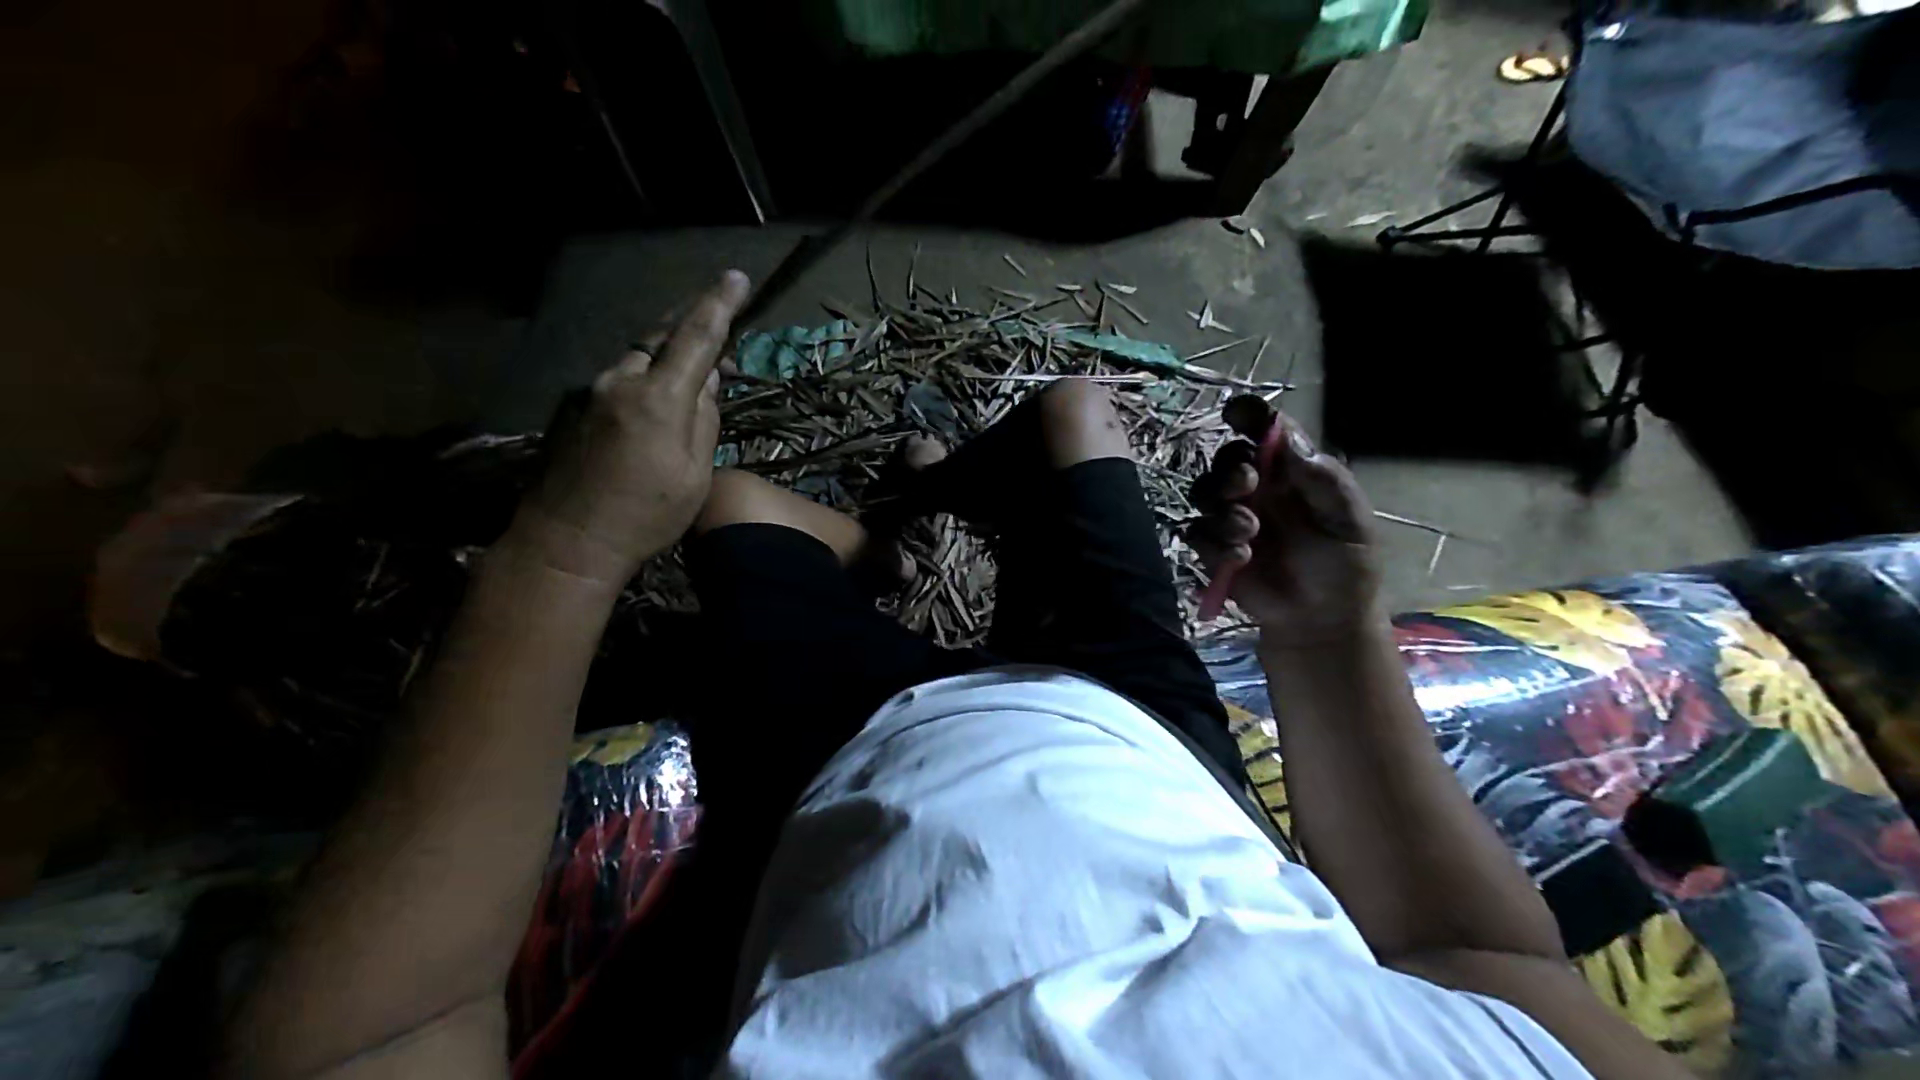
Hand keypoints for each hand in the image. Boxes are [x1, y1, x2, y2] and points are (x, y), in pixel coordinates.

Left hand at [516, 270, 749, 584]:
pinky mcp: (582, 409)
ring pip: (641, 357)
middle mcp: (623, 382)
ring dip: (669, 354)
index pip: (696, 338)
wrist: (570, 540)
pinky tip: (660, 398)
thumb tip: (709, 378)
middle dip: (692, 322)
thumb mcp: (695, 473)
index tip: (737, 277)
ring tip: (695, 369)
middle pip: (663, 337)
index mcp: (659, 398)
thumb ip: (705, 418)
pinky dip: (649, 375)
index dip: (719, 305)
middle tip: (718, 314)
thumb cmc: (646, 515)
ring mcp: (596, 393)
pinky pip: (625, 377)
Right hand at [1189, 396, 1381, 648]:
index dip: (1249, 416)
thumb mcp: (1349, 519)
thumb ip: (1323, 478)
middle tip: (1246, 485)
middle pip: (1225, 459)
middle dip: (1230, 468)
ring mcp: (1231, 518)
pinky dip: (1214, 544)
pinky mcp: (1212, 549)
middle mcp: (1257, 489)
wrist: (1322, 621)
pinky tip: (1240, 559)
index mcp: (1291, 473)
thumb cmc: (1344, 566)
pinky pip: (1195, 532)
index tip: (1235, 413)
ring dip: (1222, 509)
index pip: (1264, 433)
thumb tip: (1287, 438)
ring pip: (1203, 492)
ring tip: (1249, 533)